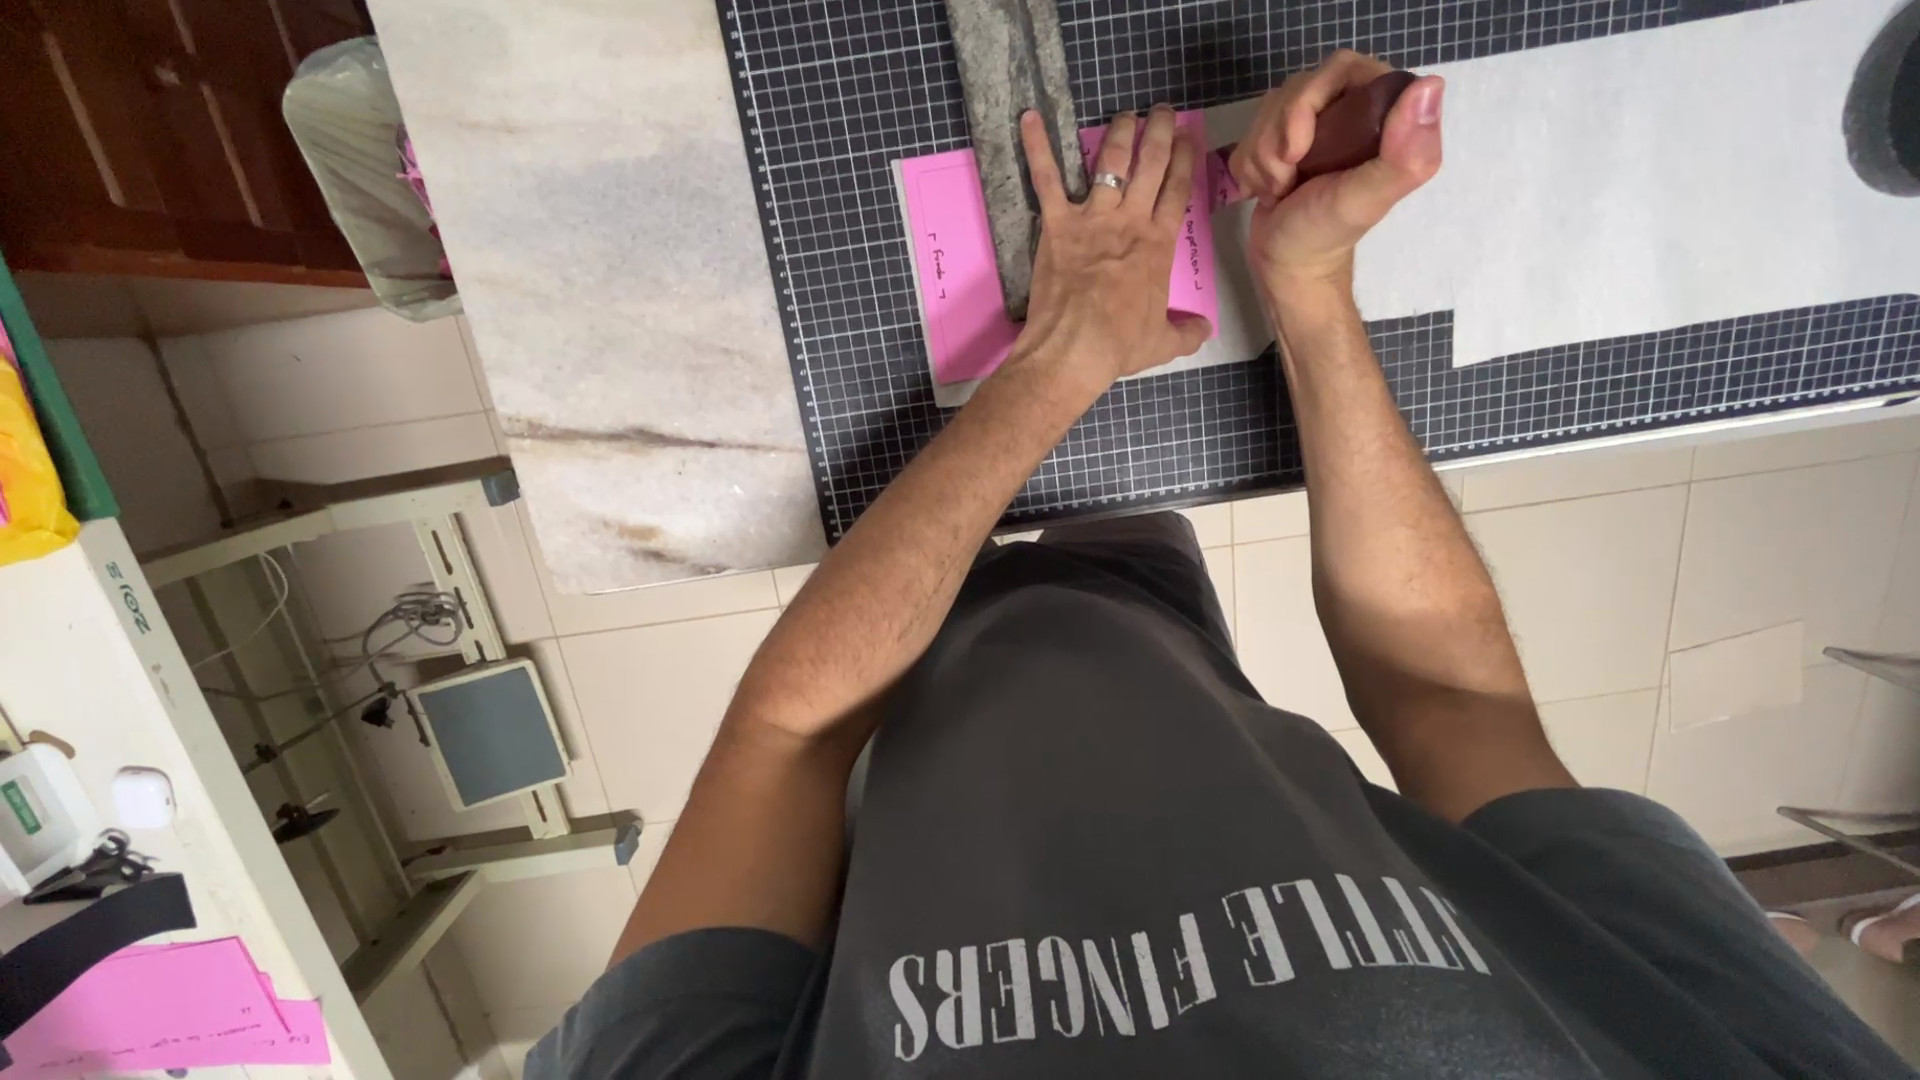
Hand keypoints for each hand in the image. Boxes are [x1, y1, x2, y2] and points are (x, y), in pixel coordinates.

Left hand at [1005, 105, 1212, 391]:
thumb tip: (1205, 331)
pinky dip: (1037, 147)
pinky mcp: (1057, 225)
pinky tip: (1029, 119)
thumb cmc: (1120, 345)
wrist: (1076, 347)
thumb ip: (1186, 332)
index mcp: (1157, 245)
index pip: (1177, 192)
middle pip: (1150, 166)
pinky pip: (1046, 180)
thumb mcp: (1163, 343)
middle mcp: (1129, 222)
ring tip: (1125, 114)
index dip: (1185, 161)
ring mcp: (1092, 219)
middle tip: (1163, 111)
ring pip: (1109, 163)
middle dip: (1159, 133)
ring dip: (1118, 134)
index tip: (1189, 138)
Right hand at [1229, 51, 1444, 289]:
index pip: (1339, 69)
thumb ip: (1404, 153)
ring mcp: (1310, 129)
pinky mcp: (1278, 147)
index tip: (1298, 148)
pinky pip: (1250, 137)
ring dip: (1262, 159)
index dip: (1307, 101)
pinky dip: (1249, 170)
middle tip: (1285, 178)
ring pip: (1268, 113)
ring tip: (1279, 190)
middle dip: (1278, 139)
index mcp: (1380, 112)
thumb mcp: (1367, 198)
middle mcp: (1347, 112)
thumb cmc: (1326, 234)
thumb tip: (1430, 86)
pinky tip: (1267, 192)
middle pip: (1295, 89)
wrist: (1286, 266)